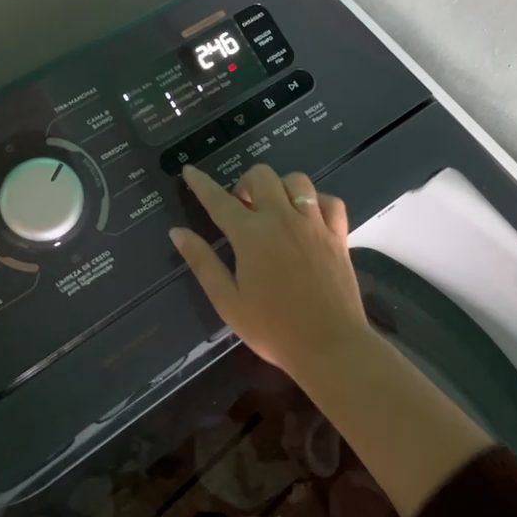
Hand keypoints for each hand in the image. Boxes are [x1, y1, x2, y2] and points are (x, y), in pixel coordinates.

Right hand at [169, 164, 372, 378]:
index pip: (219, 200)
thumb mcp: (228, 302)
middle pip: (261, 176)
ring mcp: (314, 224)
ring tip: (274, 209)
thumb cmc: (273, 329)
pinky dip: (317, 201)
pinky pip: (329, 201)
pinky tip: (309, 217)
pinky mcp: (338, 235)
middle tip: (241, 209)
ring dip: (280, 187)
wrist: (330, 345)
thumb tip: (178, 232)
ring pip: (297, 181)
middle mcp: (282, 218)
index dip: (201, 183)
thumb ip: (203, 263)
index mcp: (251, 235)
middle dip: (245, 183)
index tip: (189, 171)